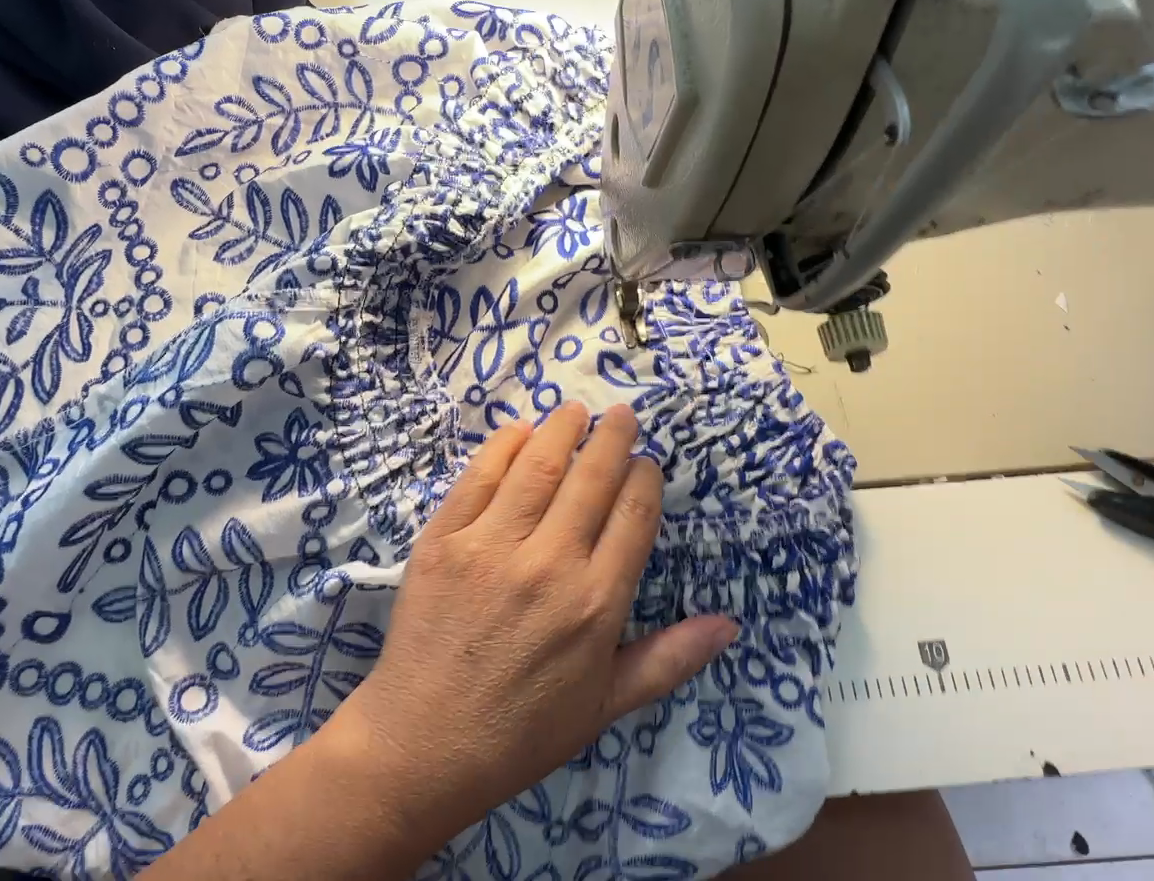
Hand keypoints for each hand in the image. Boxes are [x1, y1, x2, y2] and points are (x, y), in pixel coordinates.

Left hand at [323, 401, 738, 841]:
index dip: (644, 478)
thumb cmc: (522, 731)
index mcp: (596, 603)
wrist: (424, 743)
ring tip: (575, 410)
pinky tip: (519, 431)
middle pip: (591, 478)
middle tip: (621, 414)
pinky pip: (479, 478)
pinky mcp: (443, 539)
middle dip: (612, 438)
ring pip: (538, 465)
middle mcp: (549, 562)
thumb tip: (729, 624)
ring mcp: (490, 545)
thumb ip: (669, 659)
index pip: (633, 515)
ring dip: (562, 429)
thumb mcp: (605, 705)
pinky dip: (503, 447)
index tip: (647, 463)